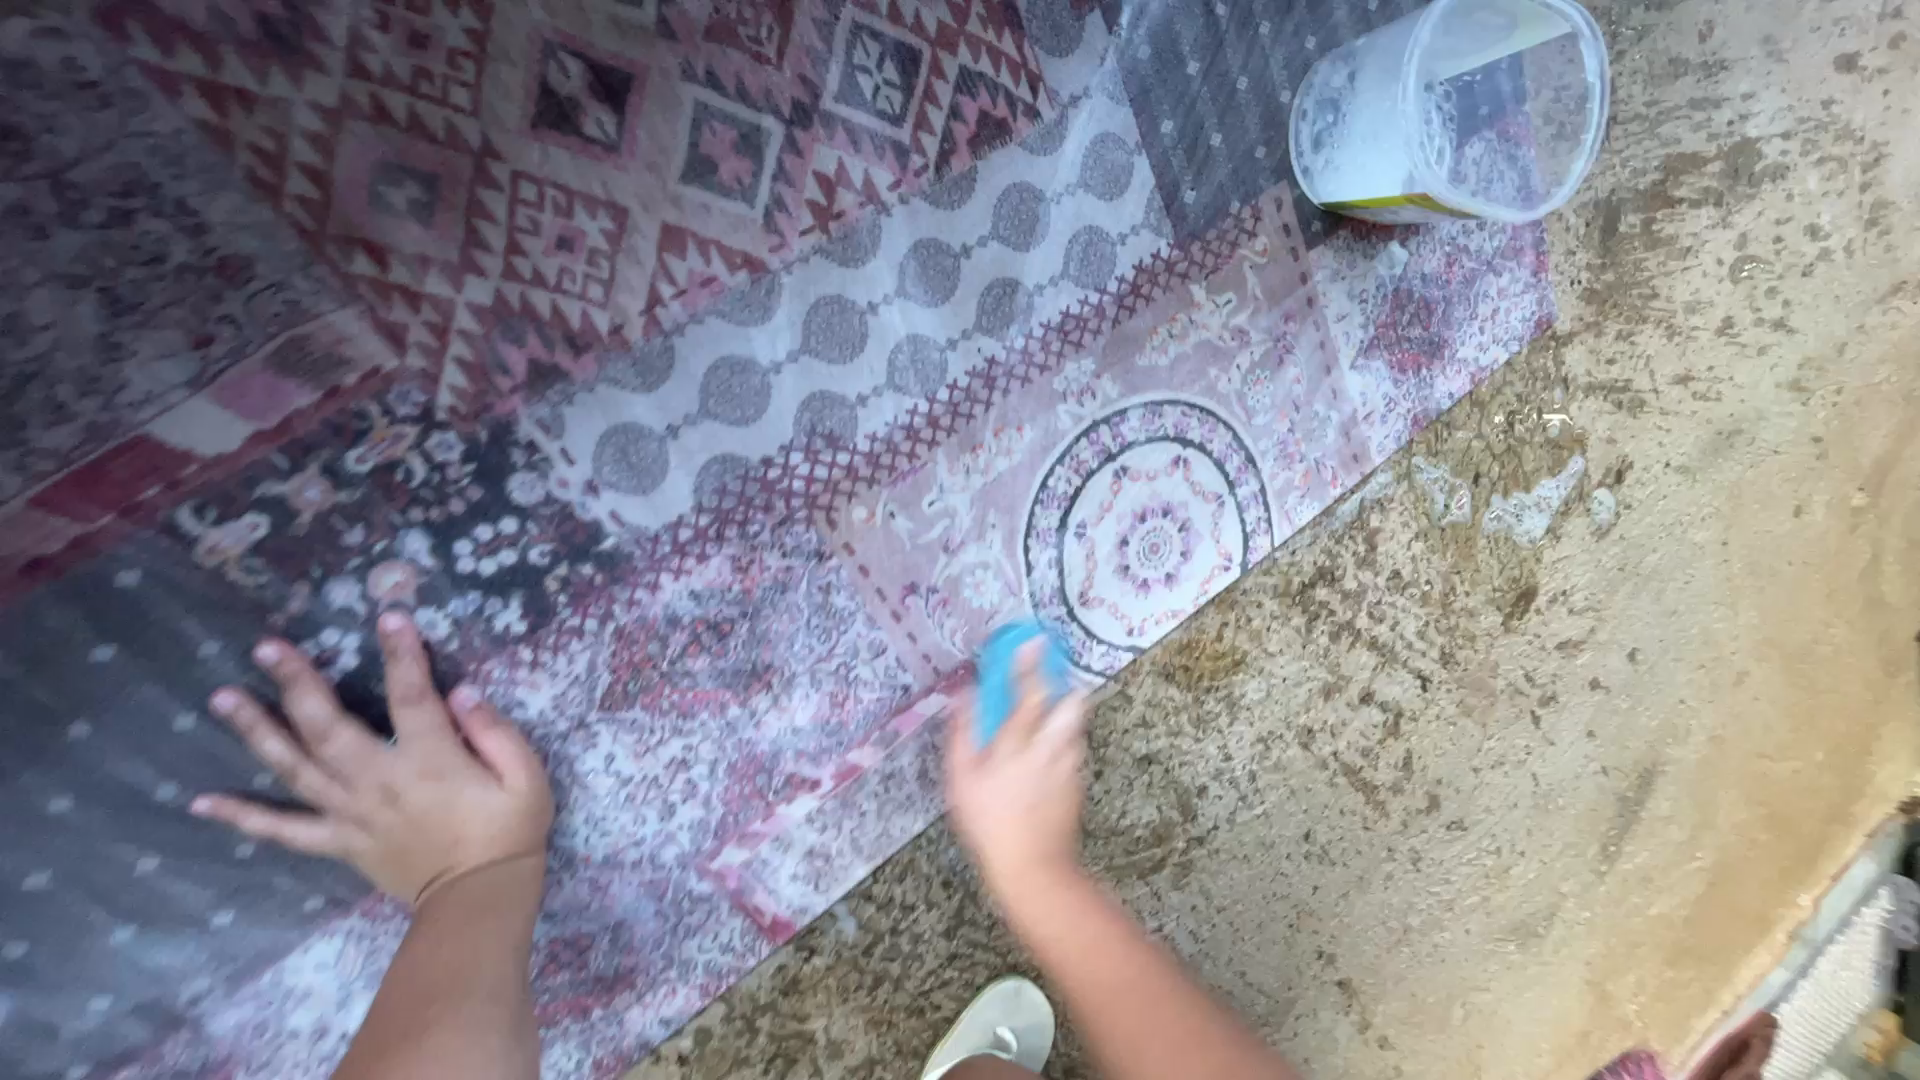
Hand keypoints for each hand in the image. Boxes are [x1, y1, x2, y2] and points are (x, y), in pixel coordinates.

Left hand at [190, 611, 554, 904]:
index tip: (389, 618)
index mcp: (430, 760)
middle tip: (266, 647)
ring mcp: (352, 813)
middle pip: (329, 726)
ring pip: (295, 768)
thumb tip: (462, 692)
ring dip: (257, 731)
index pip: (412, 696)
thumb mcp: (526, 775)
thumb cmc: (510, 828)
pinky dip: (242, 817)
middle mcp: (379, 781)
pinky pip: (283, 830)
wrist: (480, 896)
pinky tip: (203, 801)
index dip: (402, 654)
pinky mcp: (339, 843)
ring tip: (223, 697)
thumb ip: (495, 732)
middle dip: (296, 683)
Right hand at [945, 643, 1088, 897]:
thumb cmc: (989, 823)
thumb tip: (963, 696)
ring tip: (1049, 713)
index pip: (1029, 693)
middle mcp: (1051, 748)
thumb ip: (962, 732)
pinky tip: (1049, 752)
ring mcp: (1070, 766)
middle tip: (1050, 678)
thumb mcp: (961, 780)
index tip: (1033, 641)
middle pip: (1069, 703)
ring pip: (1075, 725)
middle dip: (1063, 685)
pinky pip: (1075, 748)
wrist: (1034, 868)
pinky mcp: (1079, 782)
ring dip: (1065, 712)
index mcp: (1018, 744)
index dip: (1030, 664)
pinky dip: (1065, 739)